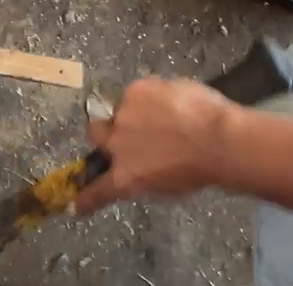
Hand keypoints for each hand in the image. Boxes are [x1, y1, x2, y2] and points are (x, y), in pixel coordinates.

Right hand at [72, 77, 239, 214]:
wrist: (218, 140)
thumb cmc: (202, 171)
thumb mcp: (170, 188)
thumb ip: (145, 177)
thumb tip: (140, 167)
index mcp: (127, 176)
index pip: (99, 190)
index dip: (85, 196)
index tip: (74, 203)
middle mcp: (117, 144)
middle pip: (94, 133)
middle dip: (104, 132)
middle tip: (125, 133)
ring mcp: (123, 113)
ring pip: (118, 108)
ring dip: (132, 113)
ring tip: (161, 115)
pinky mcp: (135, 90)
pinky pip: (136, 93)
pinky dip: (149, 98)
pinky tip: (170, 102)